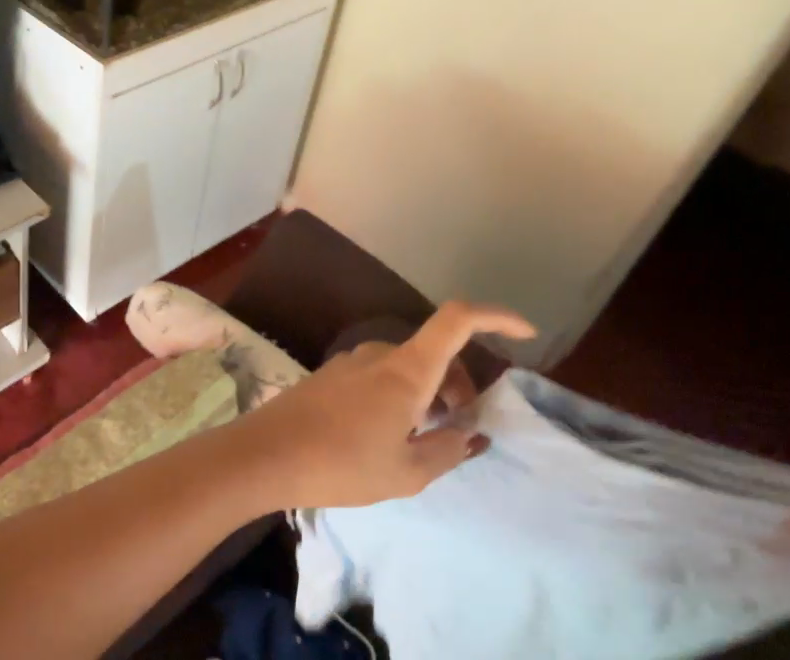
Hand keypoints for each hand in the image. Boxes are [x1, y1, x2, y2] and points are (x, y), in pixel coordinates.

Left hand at [225, 299, 535, 510]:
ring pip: (405, 366)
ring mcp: (348, 362)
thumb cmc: (341, 465)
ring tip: (421, 439)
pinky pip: (378, 376)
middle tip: (458, 428)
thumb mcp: (408, 472)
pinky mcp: (328, 376)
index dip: (496, 317)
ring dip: (427, 393)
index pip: (457, 319)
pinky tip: (386, 436)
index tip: (525, 333)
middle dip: (459, 384)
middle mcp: (378, 354)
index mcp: (406, 370)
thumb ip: (447, 450)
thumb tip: (470, 433)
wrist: (264, 455)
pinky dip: (398, 396)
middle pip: (434, 352)